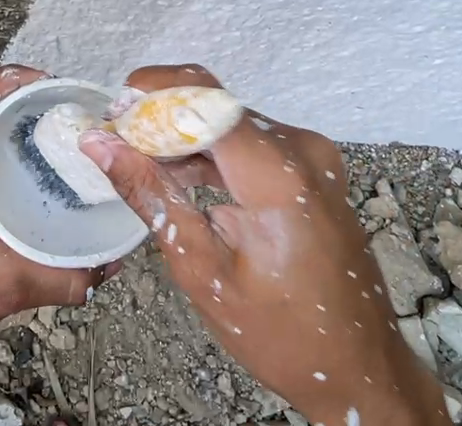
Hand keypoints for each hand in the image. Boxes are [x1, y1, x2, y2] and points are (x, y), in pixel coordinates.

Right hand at [79, 65, 447, 425]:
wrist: (363, 370)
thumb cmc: (282, 334)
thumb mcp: (202, 270)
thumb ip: (150, 194)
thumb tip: (98, 142)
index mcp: (278, 175)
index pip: (203, 96)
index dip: (150, 92)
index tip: (110, 115)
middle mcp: (300, 149)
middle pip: (213, 104)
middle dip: (157, 116)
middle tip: (114, 145)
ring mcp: (310, 155)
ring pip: (226, 119)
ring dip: (179, 134)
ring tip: (137, 163)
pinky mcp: (309, 166)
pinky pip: (246, 138)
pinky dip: (207, 150)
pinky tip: (177, 176)